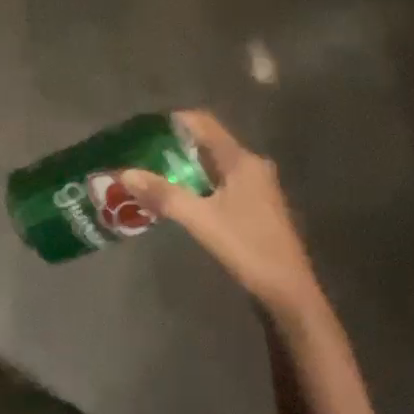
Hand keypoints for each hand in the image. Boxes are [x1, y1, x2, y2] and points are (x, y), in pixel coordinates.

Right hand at [121, 109, 322, 316]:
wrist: (289, 292)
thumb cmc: (248, 247)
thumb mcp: (200, 219)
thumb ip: (163, 194)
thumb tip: (124, 173)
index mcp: (242, 161)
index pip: (204, 123)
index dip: (174, 120)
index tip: (143, 126)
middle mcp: (252, 167)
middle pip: (207, 143)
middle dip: (173, 145)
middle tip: (140, 151)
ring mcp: (257, 187)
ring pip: (213, 165)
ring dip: (184, 166)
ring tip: (151, 172)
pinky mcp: (255, 206)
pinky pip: (220, 182)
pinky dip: (197, 183)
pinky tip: (177, 196)